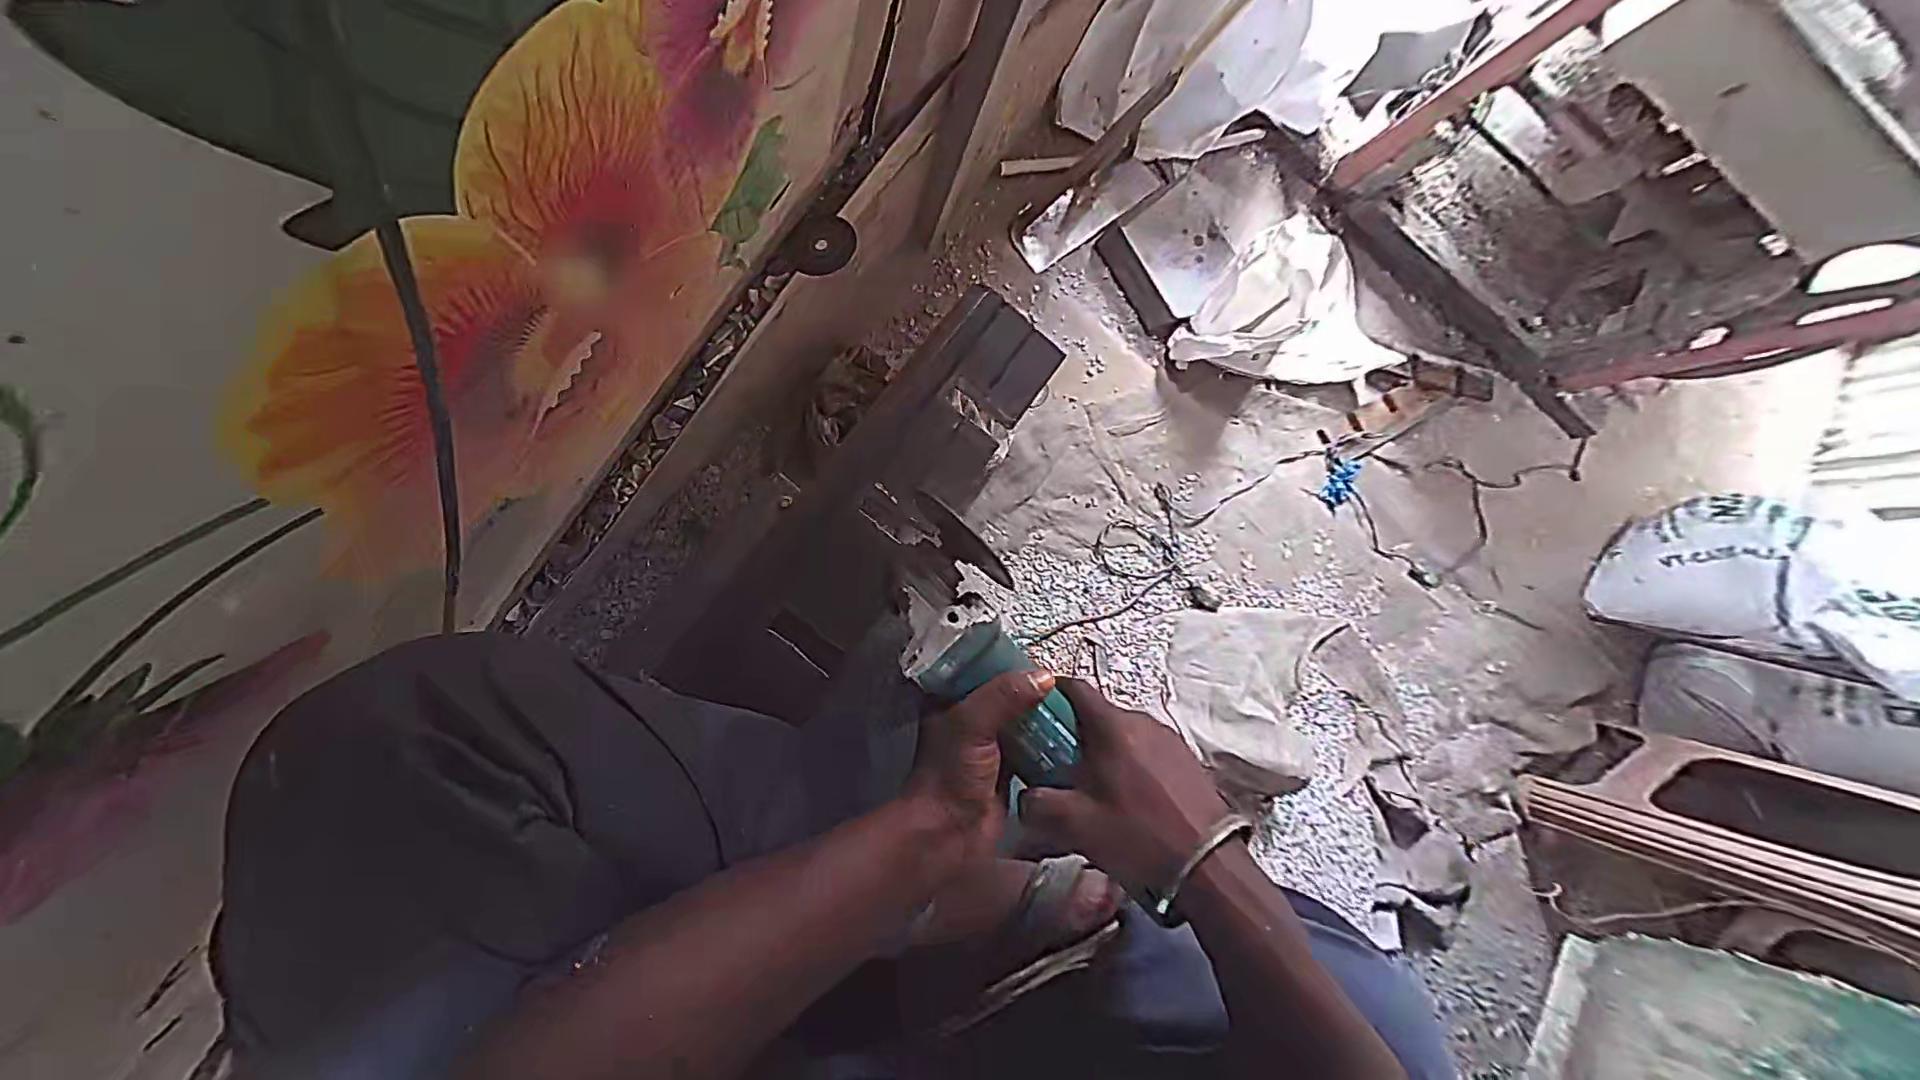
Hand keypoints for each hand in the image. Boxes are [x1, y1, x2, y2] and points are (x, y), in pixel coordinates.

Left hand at [903, 669, 1056, 871]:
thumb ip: (1004, 696)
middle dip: (1029, 689)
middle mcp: (968, 720)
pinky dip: (1048, 742)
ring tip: (1070, 703)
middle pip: (1004, 694)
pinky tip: (1069, 734)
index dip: (1004, 660)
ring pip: (1020, 720)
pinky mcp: (1007, 769)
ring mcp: (988, 745)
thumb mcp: (972, 724)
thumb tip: (1043, 676)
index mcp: (949, 701)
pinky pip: (1032, 748)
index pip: (979, 669)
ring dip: (1041, 715)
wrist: (949, 834)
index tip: (1034, 656)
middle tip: (1059, 681)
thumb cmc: (948, 777)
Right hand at [1020, 679, 1232, 892]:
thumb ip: (1038, 805)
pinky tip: (1129, 801)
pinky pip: (1146, 751)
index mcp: (1112, 727)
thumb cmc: (1141, 838)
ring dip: (1104, 752)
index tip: (1035, 710)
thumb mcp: (1076, 825)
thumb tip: (1027, 798)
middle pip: (1097, 714)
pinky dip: (1130, 765)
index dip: (1050, 694)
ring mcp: (1169, 739)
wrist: (1210, 868)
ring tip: (1096, 789)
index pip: (1074, 687)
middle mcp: (1142, 722)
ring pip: (1123, 734)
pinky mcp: (1186, 760)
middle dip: (1075, 735)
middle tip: (1060, 766)